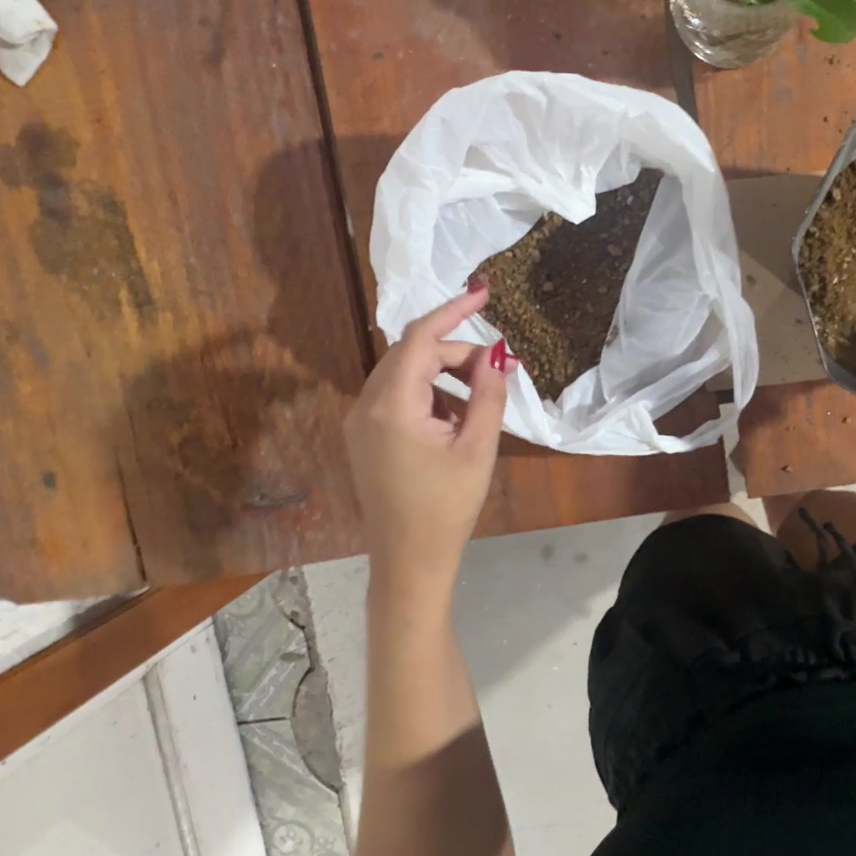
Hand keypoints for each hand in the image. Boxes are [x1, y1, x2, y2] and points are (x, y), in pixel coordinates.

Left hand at [345, 283, 515, 576]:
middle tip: (496, 367)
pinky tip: (453, 418)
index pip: (420, 338)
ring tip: (479, 396)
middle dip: (454, 349)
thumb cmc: (448, 507)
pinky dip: (427, 392)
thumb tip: (495, 354)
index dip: (453, 311)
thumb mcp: (478, 447)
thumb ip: (488, 393)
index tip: (484, 294)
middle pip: (410, 352)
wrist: (410, 561)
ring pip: (402, 372)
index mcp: (391, 406)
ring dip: (441, 371)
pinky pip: (395, 395)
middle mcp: (365, 406)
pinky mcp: (363, 437)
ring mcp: (359, 422)